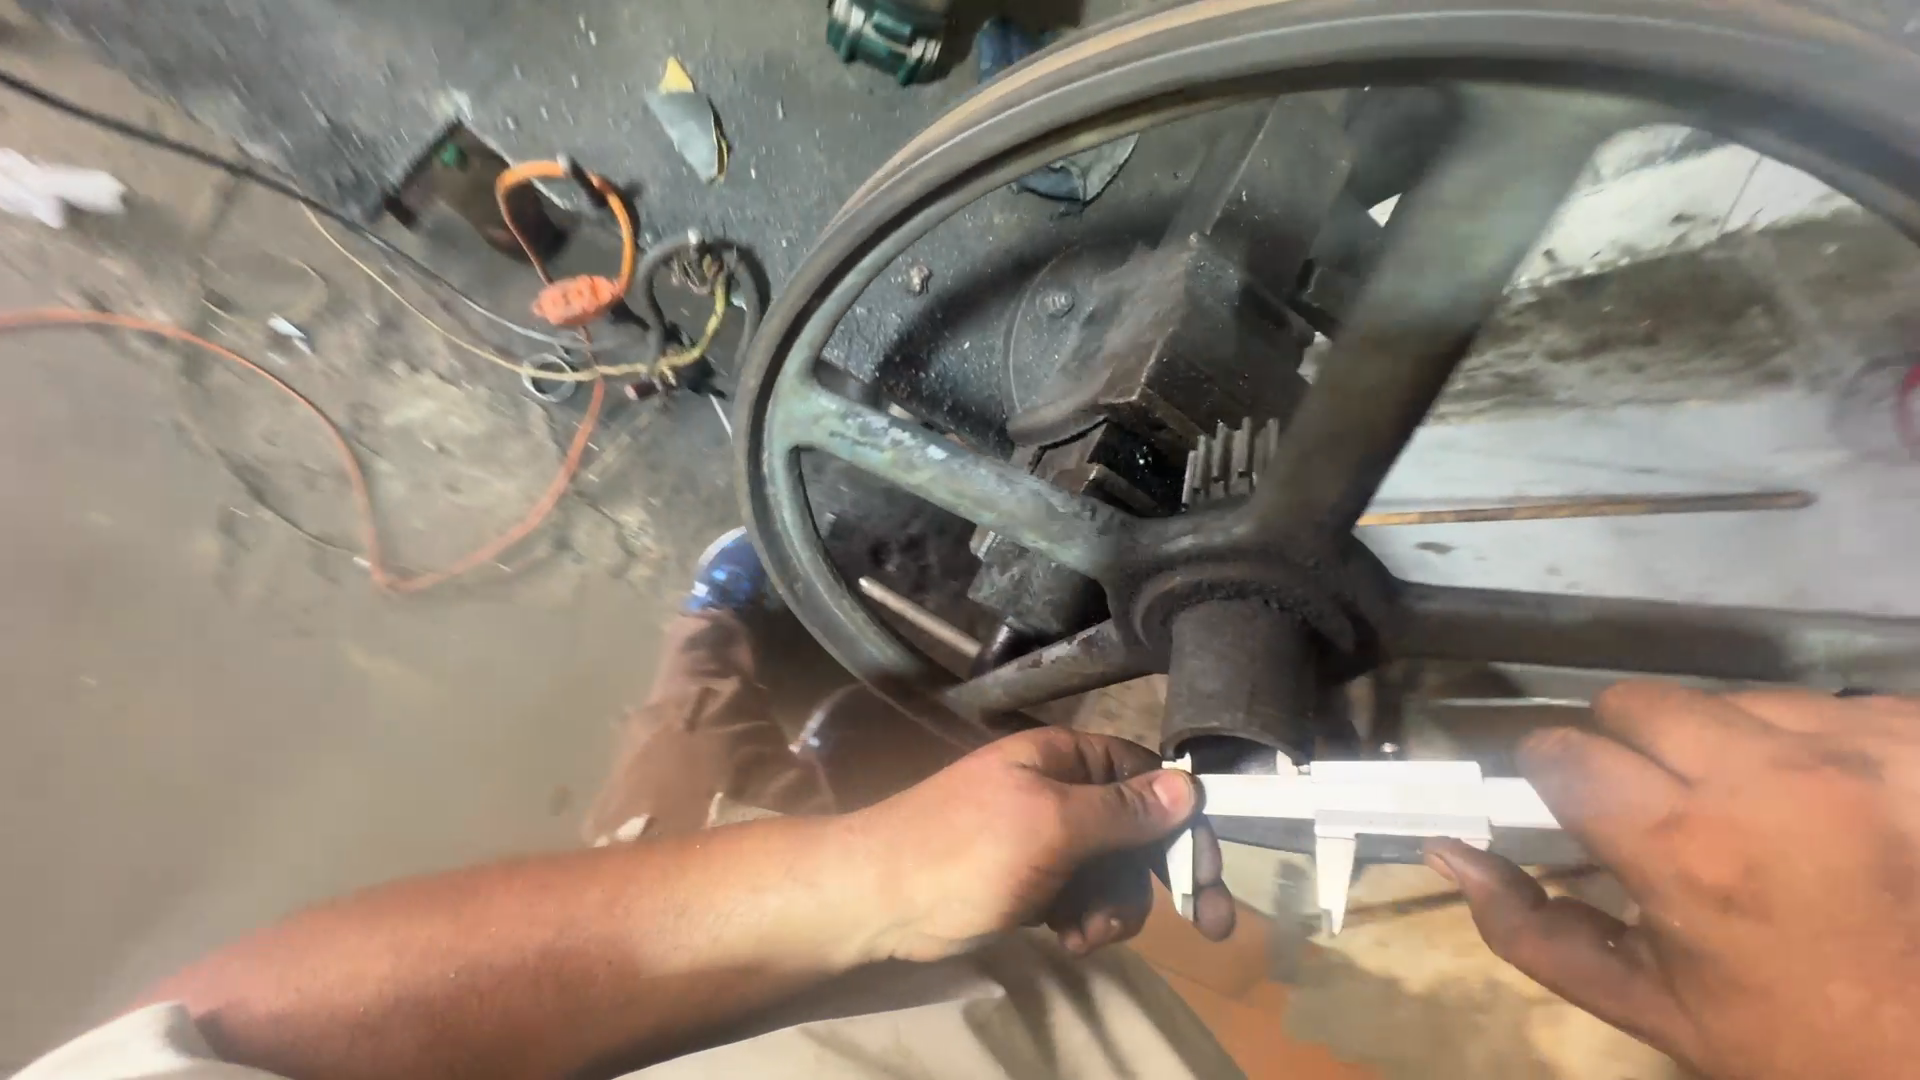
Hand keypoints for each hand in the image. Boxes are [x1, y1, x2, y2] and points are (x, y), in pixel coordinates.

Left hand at [845, 727, 1234, 962]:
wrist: (878, 899)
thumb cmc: (966, 851)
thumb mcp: (1052, 826)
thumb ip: (1121, 809)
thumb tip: (1187, 785)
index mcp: (1063, 757)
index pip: (1146, 776)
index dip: (1184, 820)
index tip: (1213, 873)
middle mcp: (1059, 789)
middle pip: (1137, 827)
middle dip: (1160, 876)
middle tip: (1208, 926)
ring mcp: (1044, 834)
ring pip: (1113, 869)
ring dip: (1116, 907)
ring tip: (1087, 934)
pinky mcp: (1032, 876)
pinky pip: (1083, 894)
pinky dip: (1086, 918)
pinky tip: (1068, 938)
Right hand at [1425, 682, 1919, 1079]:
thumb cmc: (1811, 1044)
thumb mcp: (1657, 1008)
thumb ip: (1530, 931)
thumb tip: (1445, 852)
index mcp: (1686, 847)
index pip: (1559, 749)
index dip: (1556, 777)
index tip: (1582, 810)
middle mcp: (1771, 781)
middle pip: (1634, 703)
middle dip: (1629, 746)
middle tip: (1668, 804)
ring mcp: (1863, 755)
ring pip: (1728, 698)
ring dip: (1727, 743)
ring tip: (1770, 811)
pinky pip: (1829, 705)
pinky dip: (1818, 744)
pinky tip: (1844, 803)